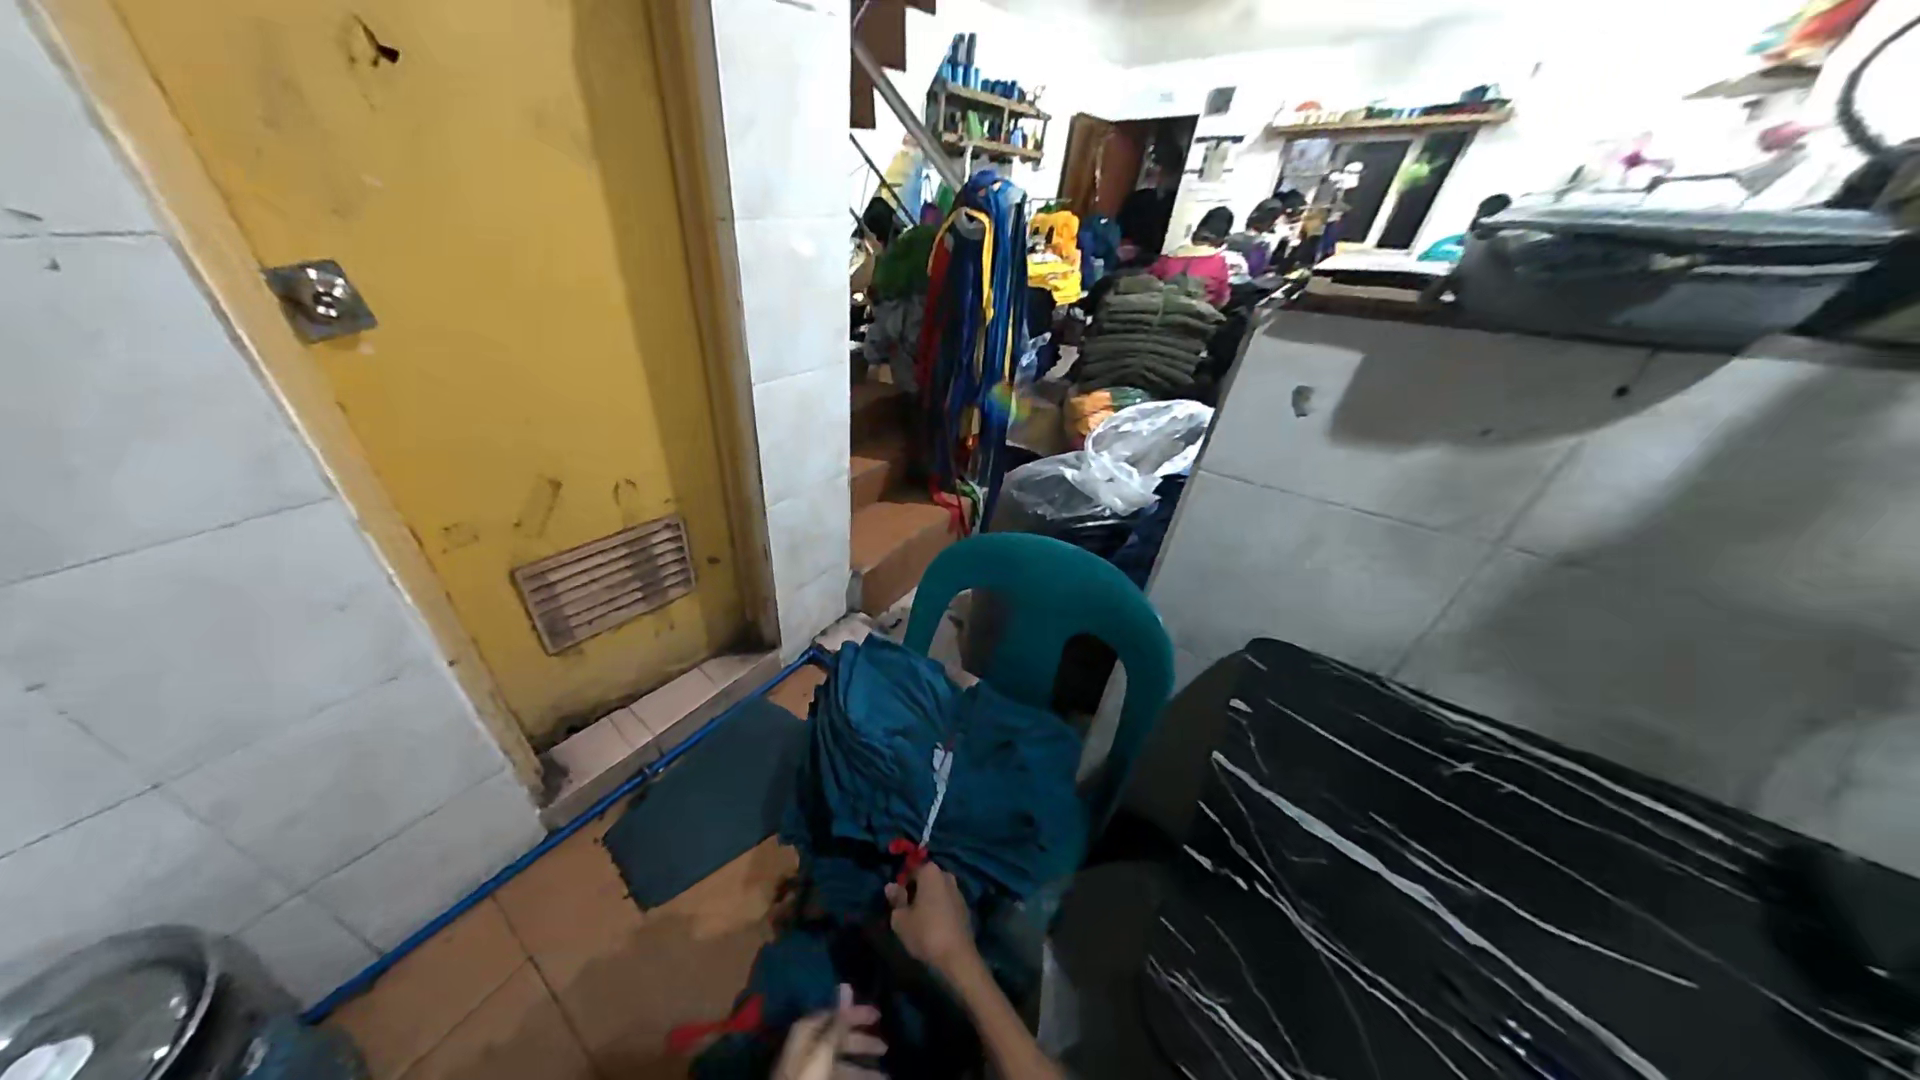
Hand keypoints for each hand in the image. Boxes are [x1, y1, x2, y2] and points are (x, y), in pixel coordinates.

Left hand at [773, 984, 886, 1079]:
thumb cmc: (805, 1077)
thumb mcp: (823, 1050)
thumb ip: (838, 1022)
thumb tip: (846, 986)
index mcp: (809, 1029)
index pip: (838, 1014)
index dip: (858, 1014)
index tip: (878, 1016)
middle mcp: (811, 1043)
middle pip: (842, 1039)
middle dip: (863, 1044)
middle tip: (885, 1048)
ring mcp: (812, 1065)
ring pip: (843, 1063)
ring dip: (863, 1070)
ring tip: (885, 1077)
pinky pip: (839, 1076)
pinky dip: (855, 1078)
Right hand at [884, 862, 974, 974]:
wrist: (957, 957)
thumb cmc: (925, 932)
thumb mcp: (900, 919)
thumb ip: (896, 899)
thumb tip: (891, 886)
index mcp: (931, 872)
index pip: (911, 870)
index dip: (901, 883)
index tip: (896, 900)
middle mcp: (947, 876)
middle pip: (926, 879)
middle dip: (915, 891)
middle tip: (905, 910)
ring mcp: (958, 892)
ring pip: (937, 891)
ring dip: (927, 901)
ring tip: (918, 920)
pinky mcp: (965, 908)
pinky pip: (946, 903)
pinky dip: (938, 910)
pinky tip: (932, 926)